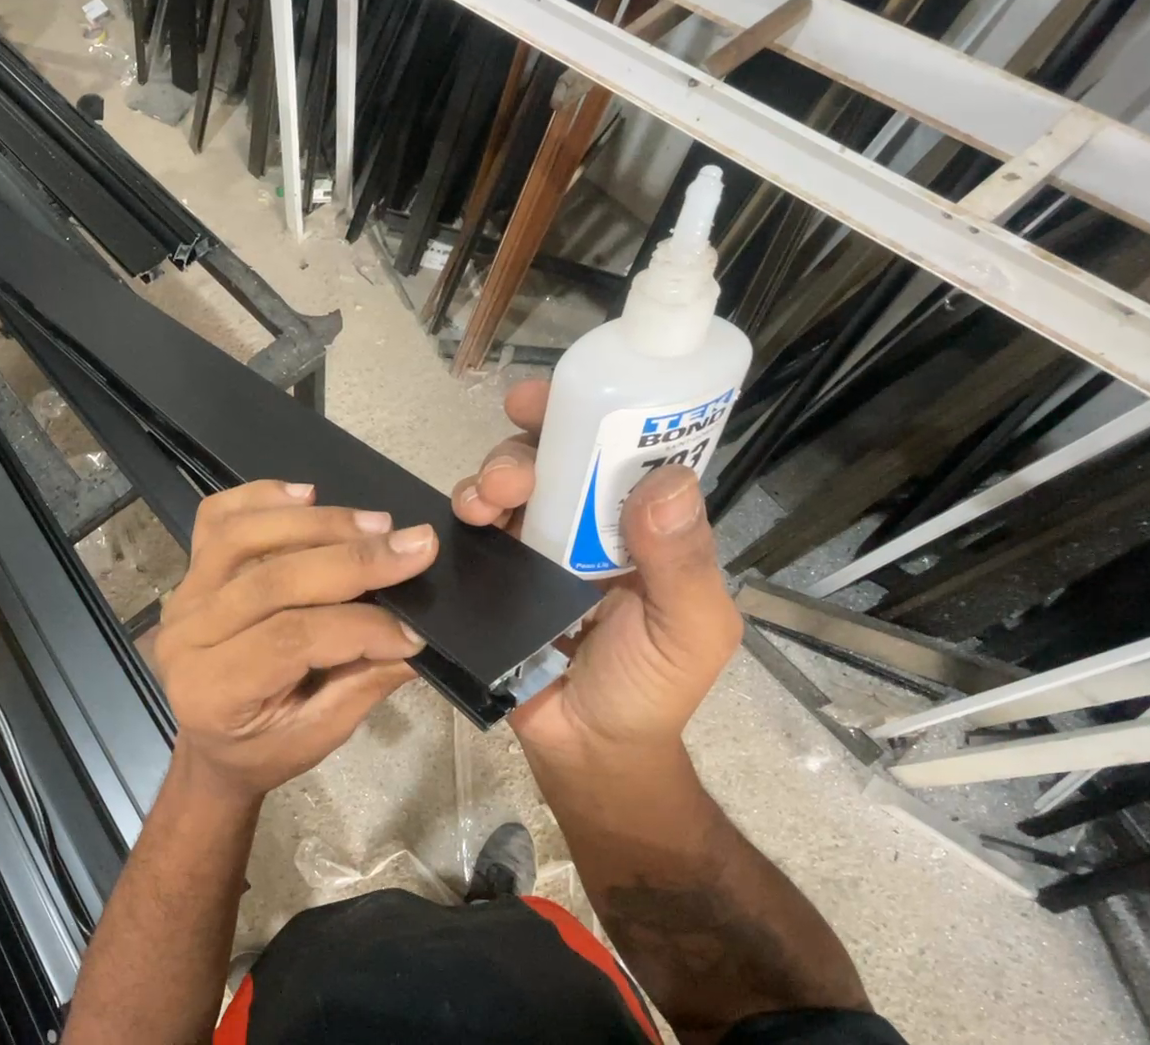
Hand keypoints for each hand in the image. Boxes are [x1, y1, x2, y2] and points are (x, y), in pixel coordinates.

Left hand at [146, 480, 438, 801]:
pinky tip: (306, 493)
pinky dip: (260, 496)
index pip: (291, 638)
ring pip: (245, 537)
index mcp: (212, 691)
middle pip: (272, 580)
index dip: (360, 626)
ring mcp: (181, 596)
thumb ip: (365, 681)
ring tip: (375, 522)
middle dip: (352, 560)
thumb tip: (420, 632)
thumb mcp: (319, 734)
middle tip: (415, 546)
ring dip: (317, 522)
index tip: (416, 627)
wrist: (210, 745)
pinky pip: (217, 518)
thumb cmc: (264, 748)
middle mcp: (186, 636)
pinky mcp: (188, 570)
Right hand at [452, 381, 742, 761]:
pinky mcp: (494, 576)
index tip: (557, 398)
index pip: (621, 452)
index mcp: (641, 528)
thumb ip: (684, 563)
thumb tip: (664, 480)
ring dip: (489, 478)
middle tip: (507, 477)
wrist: (585, 750)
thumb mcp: (690, 629)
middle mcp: (587, 526)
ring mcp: (536, 549)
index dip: (593, 414)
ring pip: (509, 488)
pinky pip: (474, 532)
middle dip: (525, 450)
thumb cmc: (648, 690)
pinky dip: (463, 512)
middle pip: (554, 460)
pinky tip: (460, 519)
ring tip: (480, 502)